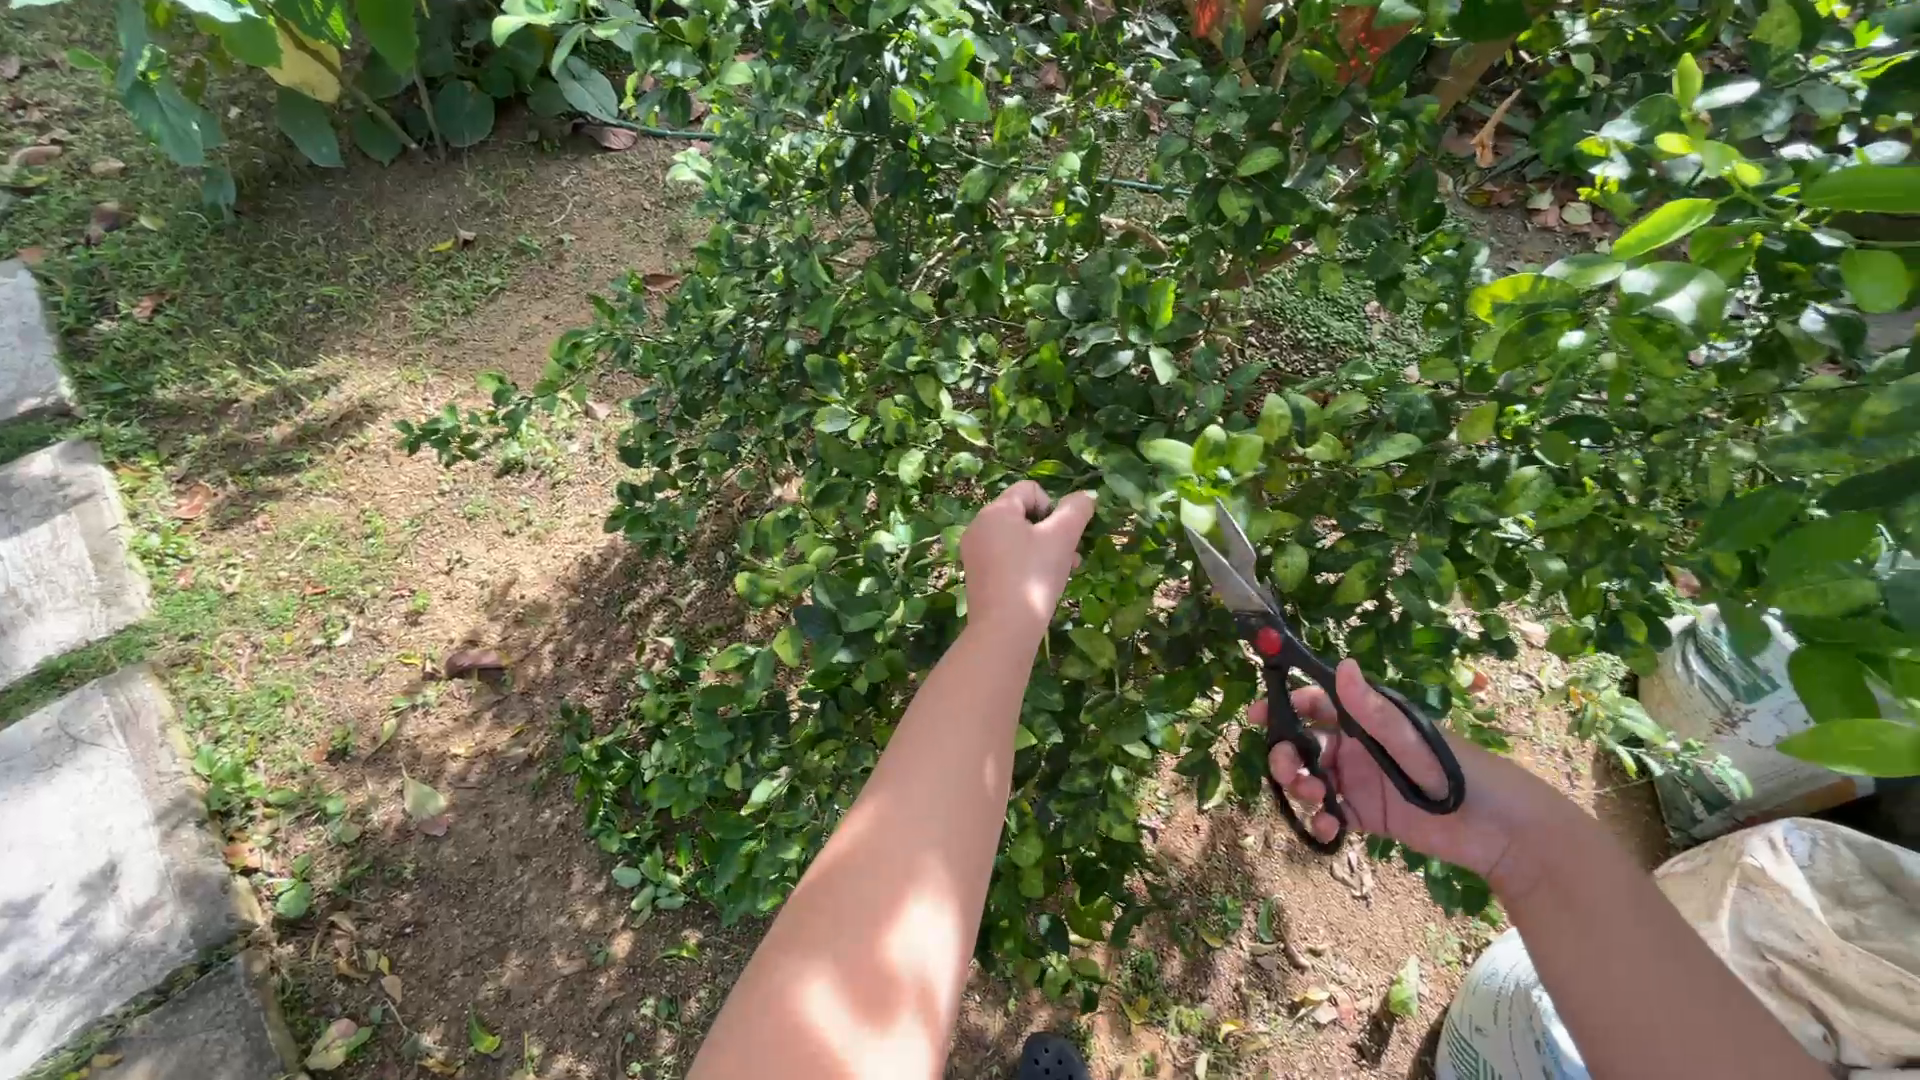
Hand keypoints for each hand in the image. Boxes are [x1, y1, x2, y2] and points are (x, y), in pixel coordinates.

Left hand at [959, 482, 1096, 642]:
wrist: (1004, 629)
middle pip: (1024, 516)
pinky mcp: (977, 576)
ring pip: (1017, 540)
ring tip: (1062, 572)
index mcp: (994, 511)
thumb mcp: (1062, 537)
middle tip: (1068, 557)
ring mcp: (974, 553)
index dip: (1053, 507)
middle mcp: (978, 527)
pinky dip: (1026, 566)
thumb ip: (1076, 510)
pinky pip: (1006, 559)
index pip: (1030, 490)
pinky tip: (1041, 586)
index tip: (1061, 535)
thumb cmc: (1034, 576)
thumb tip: (1086, 495)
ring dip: (1044, 551)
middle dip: (1051, 533)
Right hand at [1261, 659, 1576, 892]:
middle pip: (1302, 745)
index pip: (1314, 705)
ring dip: (1300, 788)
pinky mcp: (1368, 816)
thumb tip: (1342, 665)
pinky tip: (1328, 828)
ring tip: (1315, 799)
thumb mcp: (1413, 741)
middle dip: (1285, 756)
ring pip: (1311, 779)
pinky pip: (1330, 814)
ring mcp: (1360, 783)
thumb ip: (1374, 710)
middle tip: (1288, 772)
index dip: (1283, 707)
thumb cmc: (1461, 773)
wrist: (1505, 832)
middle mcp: (1356, 749)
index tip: (1257, 717)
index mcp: (1366, 722)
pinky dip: (1321, 821)